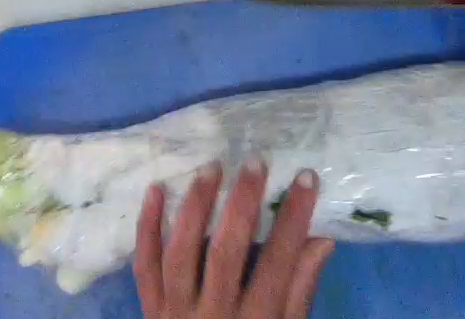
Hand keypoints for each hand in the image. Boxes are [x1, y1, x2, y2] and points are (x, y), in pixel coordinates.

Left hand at [135, 158, 333, 318]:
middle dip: (241, 205)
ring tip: (211, 168)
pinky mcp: (150, 312)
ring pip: (181, 254)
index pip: (278, 264)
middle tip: (254, 162)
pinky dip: (146, 228)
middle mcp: (214, 317)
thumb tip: (320, 239)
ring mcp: (176, 313)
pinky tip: (154, 189)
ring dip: (195, 207)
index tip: (305, 176)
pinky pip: (144, 267)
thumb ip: (300, 291)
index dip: (293, 219)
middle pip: (225, 254)